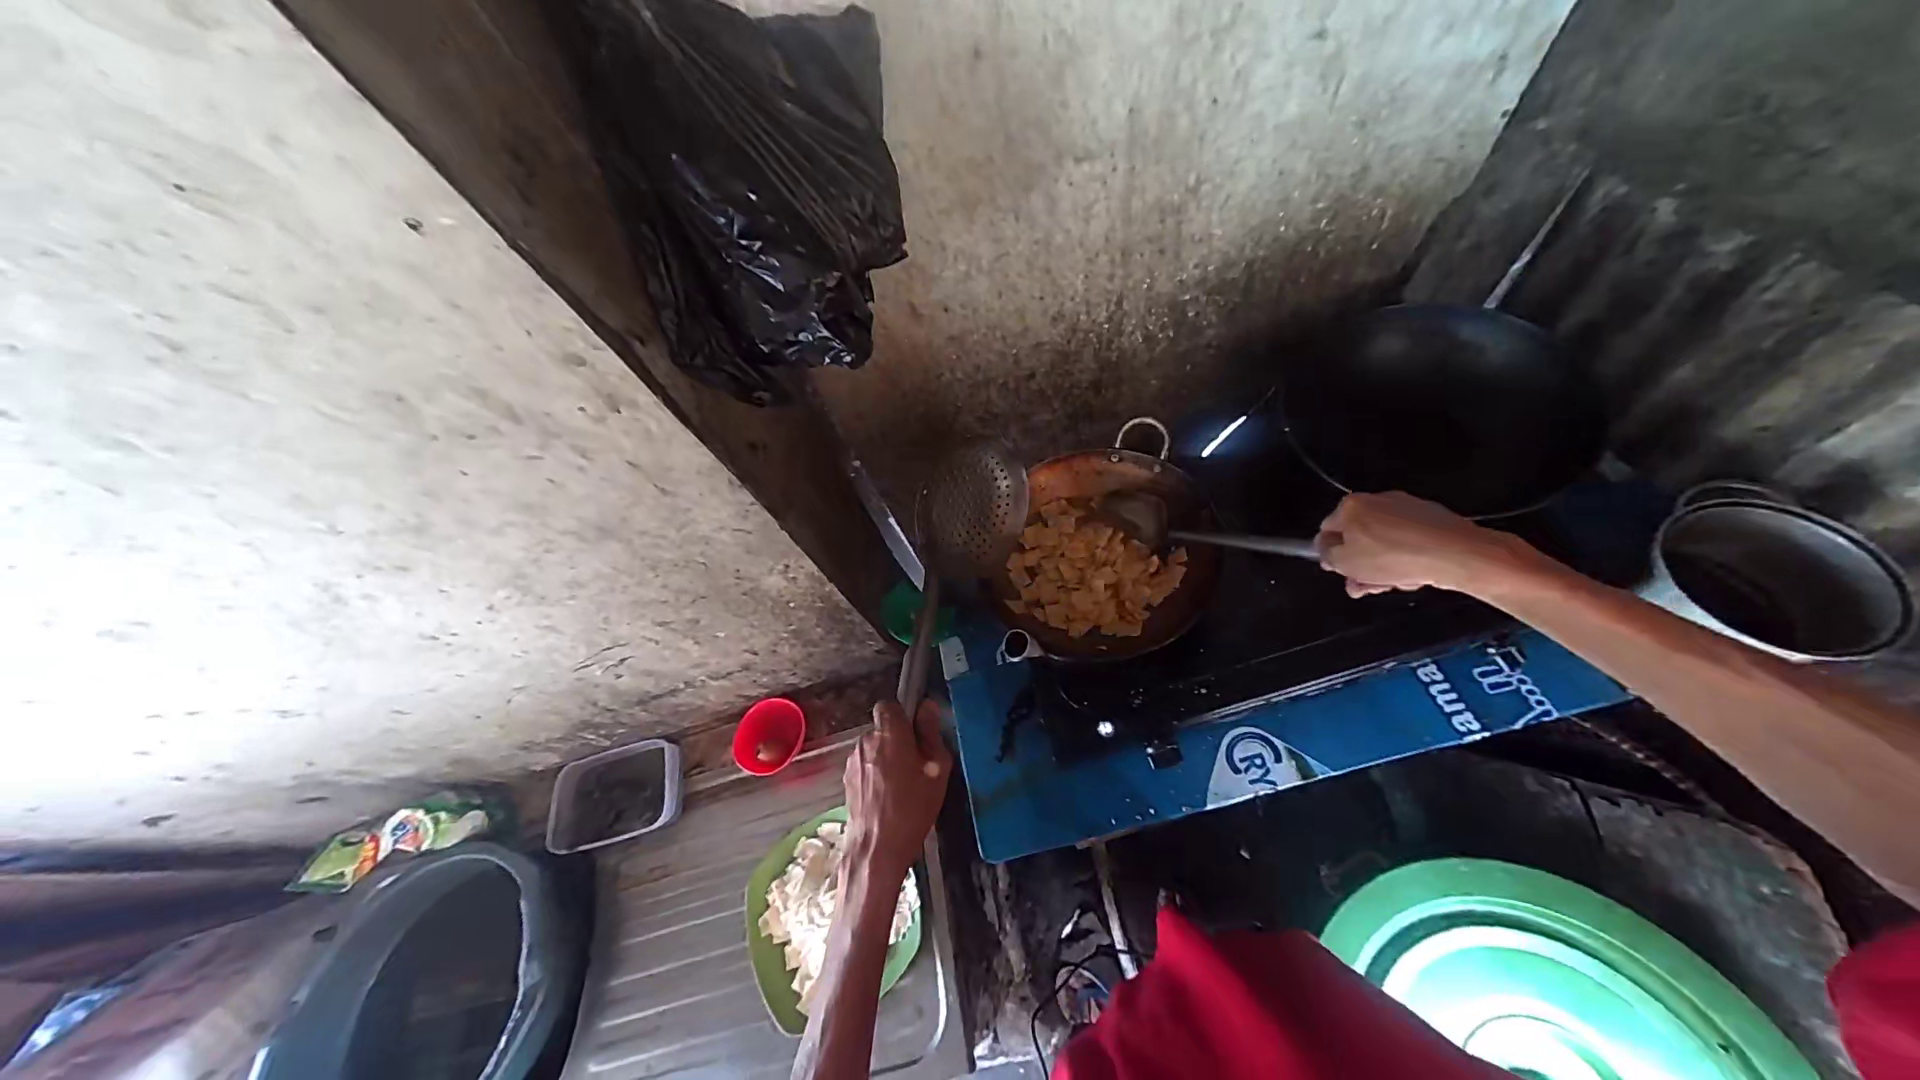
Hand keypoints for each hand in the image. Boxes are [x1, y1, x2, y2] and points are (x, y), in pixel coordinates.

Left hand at [842, 700, 950, 883]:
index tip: (916, 734)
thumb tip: (927, 706)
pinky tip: (886, 795)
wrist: (877, 849)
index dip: (904, 715)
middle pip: (882, 727)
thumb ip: (931, 734)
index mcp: (890, 733)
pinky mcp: (846, 778)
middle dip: (897, 738)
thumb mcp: (937, 771)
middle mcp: (866, 740)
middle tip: (916, 764)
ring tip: (901, 784)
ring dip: (885, 756)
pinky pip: (865, 764)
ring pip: (873, 747)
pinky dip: (875, 772)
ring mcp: (853, 759)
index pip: (890, 704)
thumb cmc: (913, 808)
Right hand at [1315, 491, 1525, 597]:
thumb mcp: (1344, 563)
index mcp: (1351, 506)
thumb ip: (1327, 555)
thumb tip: (1326, 550)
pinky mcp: (1431, 519)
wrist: (1457, 555)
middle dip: (1360, 563)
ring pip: (1384, 541)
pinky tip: (1412, 574)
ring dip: (1383, 564)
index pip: (1328, 529)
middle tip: (1364, 584)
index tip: (1338, 569)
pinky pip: (1408, 540)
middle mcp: (1378, 500)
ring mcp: (1407, 508)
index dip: (1330, 553)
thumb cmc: (1397, 556)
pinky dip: (1406, 557)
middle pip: (1359, 536)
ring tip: (1392, 583)